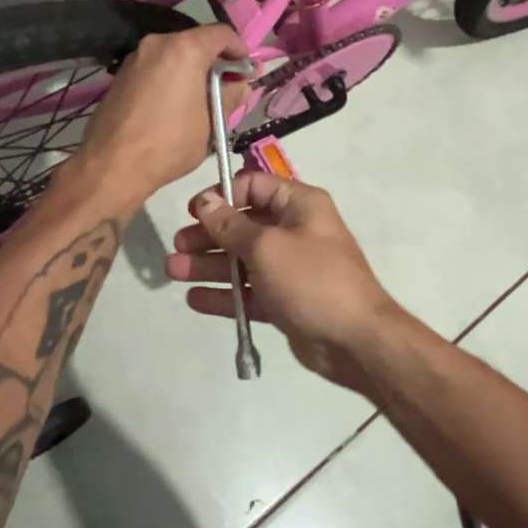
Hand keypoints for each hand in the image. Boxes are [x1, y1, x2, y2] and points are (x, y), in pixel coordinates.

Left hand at [76, 24, 250, 196]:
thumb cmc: (169, 143)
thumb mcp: (212, 123)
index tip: (247, 70)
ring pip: (173, 53)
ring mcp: (135, 57)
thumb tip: (239, 84)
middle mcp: (158, 43)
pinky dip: (170, 75)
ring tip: (200, 97)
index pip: (222, 33)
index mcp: (185, 49)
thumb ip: (231, 96)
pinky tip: (173, 102)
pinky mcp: (120, 73)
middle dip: (214, 60)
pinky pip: (155, 66)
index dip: (239, 49)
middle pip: (196, 41)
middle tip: (227, 86)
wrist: (111, 166)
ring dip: (191, 68)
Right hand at [166, 174, 400, 394]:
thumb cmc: (312, 279)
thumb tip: (205, 201)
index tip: (194, 211)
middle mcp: (295, 230)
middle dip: (208, 234)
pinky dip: (224, 293)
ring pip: (242, 259)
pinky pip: (249, 290)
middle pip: (243, 225)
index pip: (254, 186)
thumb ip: (231, 226)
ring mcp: (290, 267)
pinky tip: (194, 298)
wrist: (354, 340)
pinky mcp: (285, 300)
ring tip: (173, 272)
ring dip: (209, 264)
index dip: (222, 196)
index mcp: (299, 205)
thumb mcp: (267, 247)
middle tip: (177, 246)